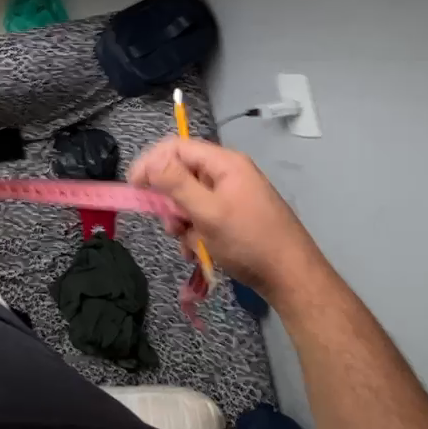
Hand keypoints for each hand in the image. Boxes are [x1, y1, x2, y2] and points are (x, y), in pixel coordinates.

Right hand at [131, 136, 335, 307]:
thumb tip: (149, 161)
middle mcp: (228, 173)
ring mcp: (232, 195)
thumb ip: (175, 183)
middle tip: (170, 225)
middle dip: (170, 201)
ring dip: (181, 222)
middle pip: (180, 174)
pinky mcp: (235, 216)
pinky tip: (199, 250)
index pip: (175, 148)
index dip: (151, 163)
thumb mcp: (207, 212)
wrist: (293, 280)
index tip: (134, 187)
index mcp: (224, 163)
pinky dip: (195, 232)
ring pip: (189, 198)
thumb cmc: (249, 242)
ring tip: (189, 244)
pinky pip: (203, 215)